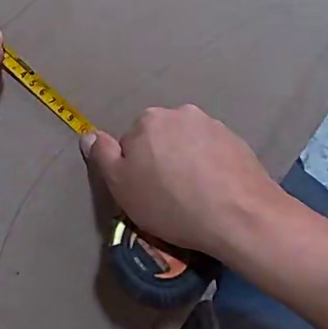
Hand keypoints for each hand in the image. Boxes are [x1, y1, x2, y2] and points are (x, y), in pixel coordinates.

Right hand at [79, 104, 285, 258]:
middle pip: (161, 139)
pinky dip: (211, 168)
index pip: (131, 143)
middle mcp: (181, 113)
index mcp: (149, 120)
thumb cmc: (172, 203)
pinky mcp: (237, 141)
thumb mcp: (122, 187)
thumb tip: (88, 134)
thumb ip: (103, 156)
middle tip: (169, 197)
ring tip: (195, 197)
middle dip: (162, 161)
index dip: (134, 170)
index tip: (145, 193)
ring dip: (188, 163)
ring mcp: (213, 125)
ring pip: (189, 145)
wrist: (239, 215)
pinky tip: (216, 193)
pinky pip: (214, 154)